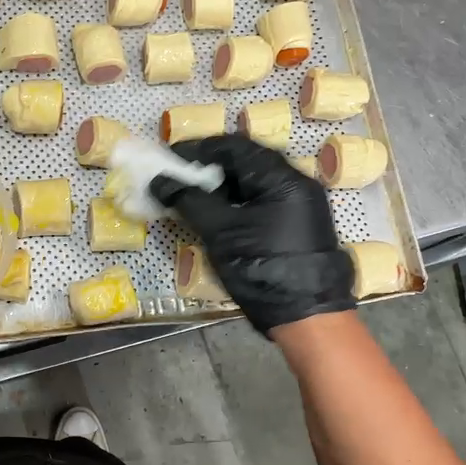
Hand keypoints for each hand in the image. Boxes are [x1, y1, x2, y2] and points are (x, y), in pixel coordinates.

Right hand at [151, 134, 356, 333]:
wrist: (305, 316)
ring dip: (221, 186)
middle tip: (178, 175)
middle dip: (209, 166)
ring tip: (190, 194)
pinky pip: (261, 201)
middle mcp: (296, 184)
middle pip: (246, 163)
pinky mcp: (295, 226)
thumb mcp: (221, 232)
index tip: (171, 156)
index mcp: (283, 178)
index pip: (236, 147)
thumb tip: (160, 182)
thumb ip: (190, 201)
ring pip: (253, 183)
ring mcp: (299, 206)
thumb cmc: (262, 267)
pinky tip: (214, 213)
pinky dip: (235, 202)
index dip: (200, 148)